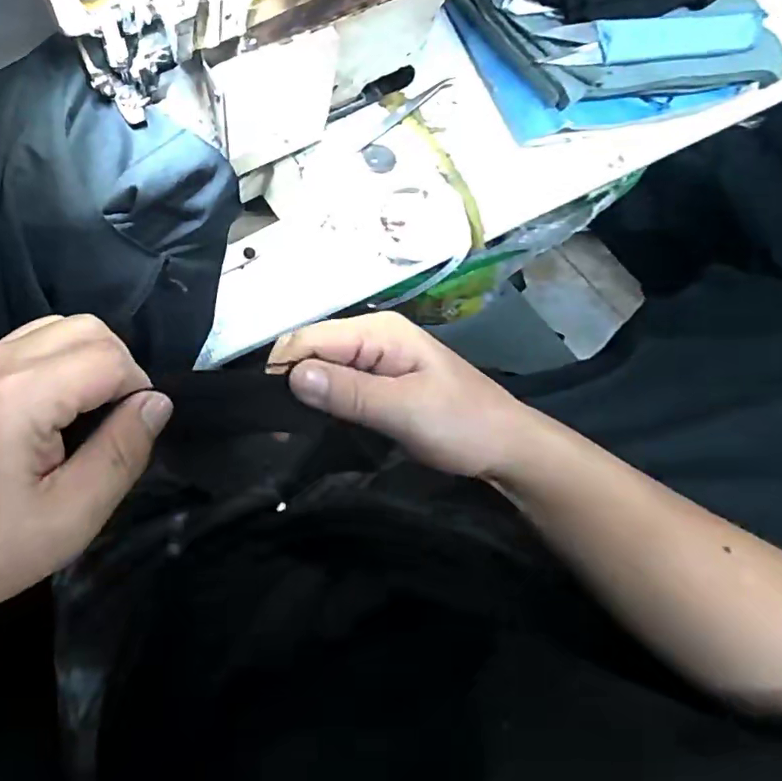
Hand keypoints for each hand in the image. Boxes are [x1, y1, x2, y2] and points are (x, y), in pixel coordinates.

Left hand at [0, 315, 172, 651]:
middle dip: (119, 367)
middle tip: (115, 426)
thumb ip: (122, 451)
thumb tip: (158, 403)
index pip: (108, 358)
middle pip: (87, 327)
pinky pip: (33, 340)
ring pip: (61, 326)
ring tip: (88, 418)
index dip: (137, 390)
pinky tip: (56, 409)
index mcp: (19, 394)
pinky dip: (62, 359)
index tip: (132, 437)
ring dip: (90, 360)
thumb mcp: (72, 516)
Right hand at [268, 311, 542, 479]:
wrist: (510, 449)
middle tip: (280, 422)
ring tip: (292, 424)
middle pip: (310, 346)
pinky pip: (335, 380)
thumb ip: (349, 393)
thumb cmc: (463, 425)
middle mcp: (371, 335)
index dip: (284, 367)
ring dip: (305, 390)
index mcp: (378, 331)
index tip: (271, 408)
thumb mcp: (406, 410)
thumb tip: (292, 375)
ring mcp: (373, 356)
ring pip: (320, 365)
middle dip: (291, 377)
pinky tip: (316, 419)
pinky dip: (322, 398)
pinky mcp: (375, 379)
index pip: (310, 337)